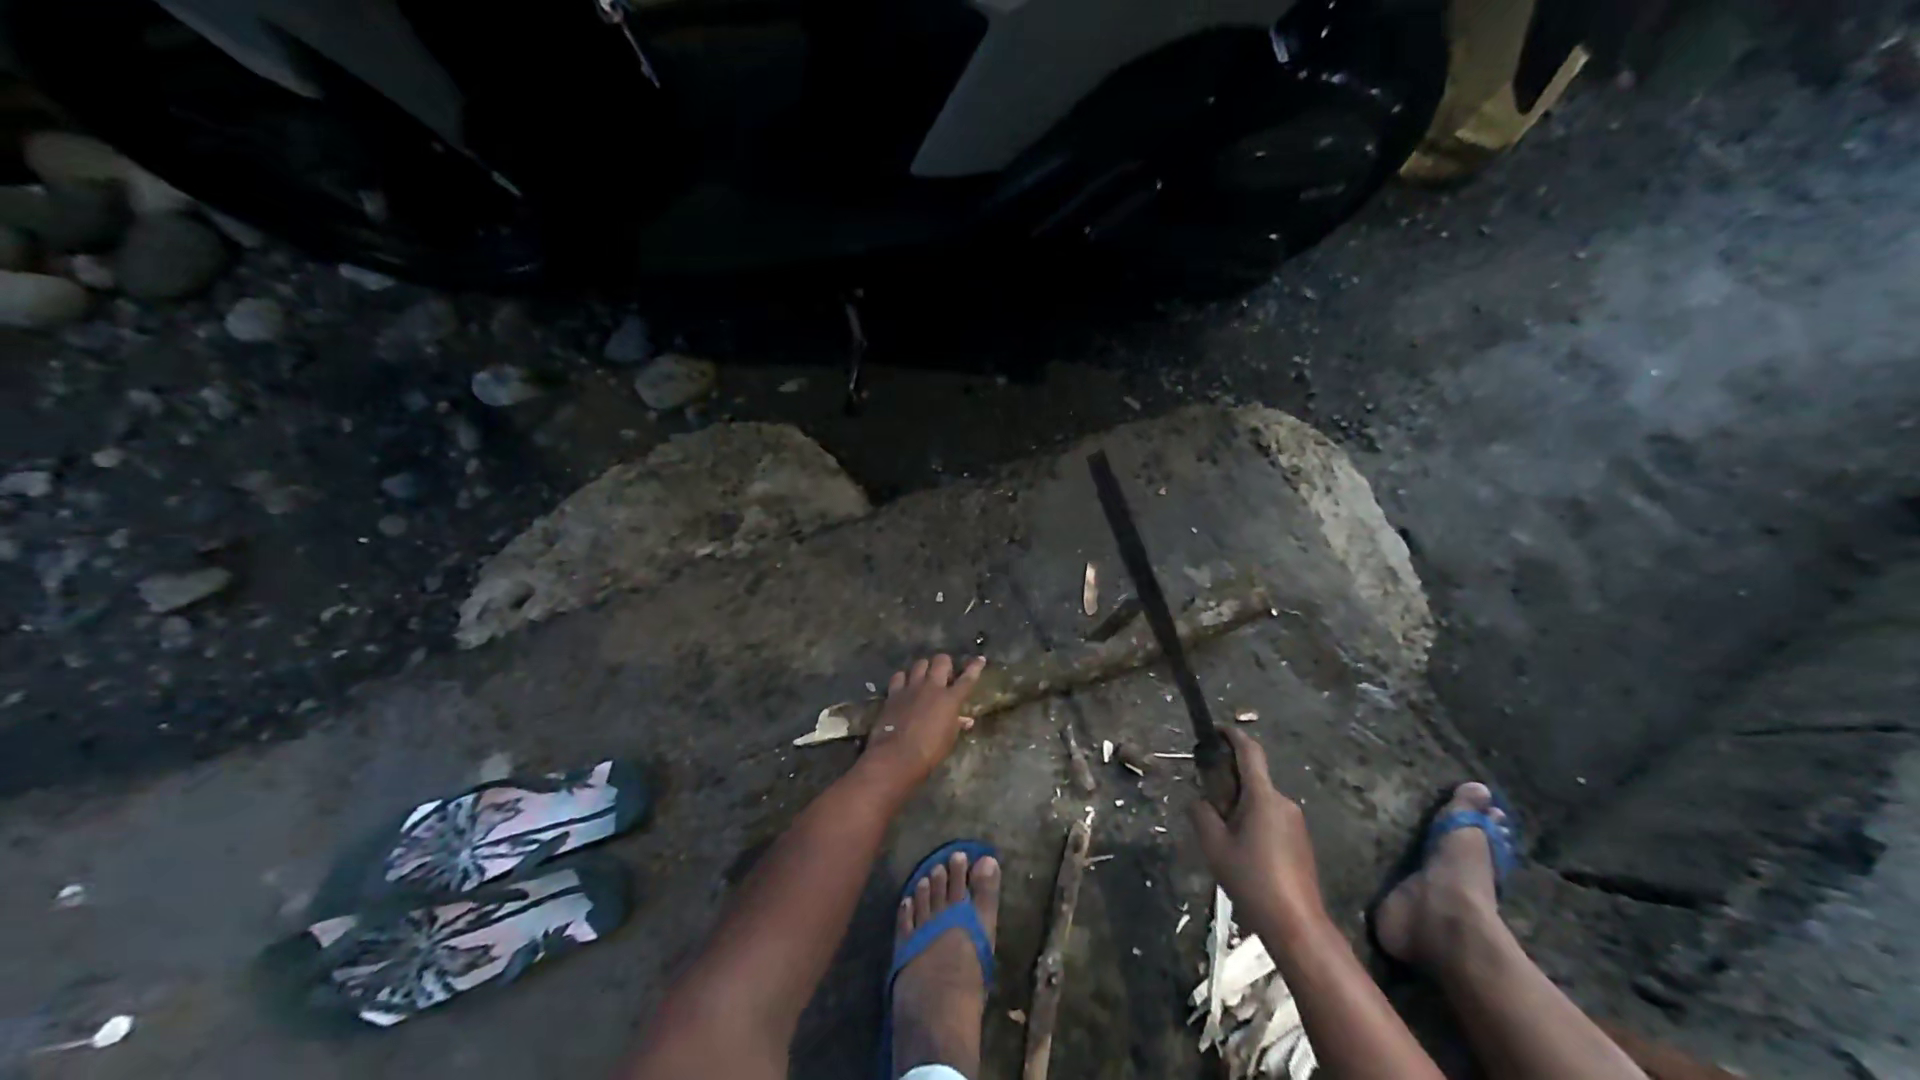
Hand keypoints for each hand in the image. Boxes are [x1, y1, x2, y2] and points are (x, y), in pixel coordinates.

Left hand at [857, 654, 985, 793]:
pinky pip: (899, 676)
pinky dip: (903, 678)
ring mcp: (912, 687)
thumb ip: (957, 724)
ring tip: (924, 676)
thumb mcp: (949, 738)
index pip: (967, 678)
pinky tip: (904, 685)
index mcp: (950, 699)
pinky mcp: (894, 693)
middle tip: (945, 673)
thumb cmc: (930, 751)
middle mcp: (932, 687)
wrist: (898, 754)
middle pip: (941, 661)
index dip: (975, 667)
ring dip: (925, 668)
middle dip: (945, 663)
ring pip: (920, 664)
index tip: (980, 659)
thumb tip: (966, 720)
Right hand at [1187, 728, 1326, 935]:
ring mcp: (1296, 823)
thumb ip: (1201, 814)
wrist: (1296, 924)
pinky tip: (1242, 851)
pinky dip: (1253, 821)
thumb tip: (1199, 800)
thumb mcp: (1214, 845)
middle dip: (1229, 782)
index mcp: (1263, 797)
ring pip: (1261, 801)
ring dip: (1240, 805)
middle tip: (1206, 801)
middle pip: (1253, 778)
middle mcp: (1283, 802)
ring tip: (1221, 835)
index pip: (1249, 752)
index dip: (1232, 735)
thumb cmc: (1252, 879)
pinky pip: (1271, 818)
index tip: (1216, 730)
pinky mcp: (1301, 842)